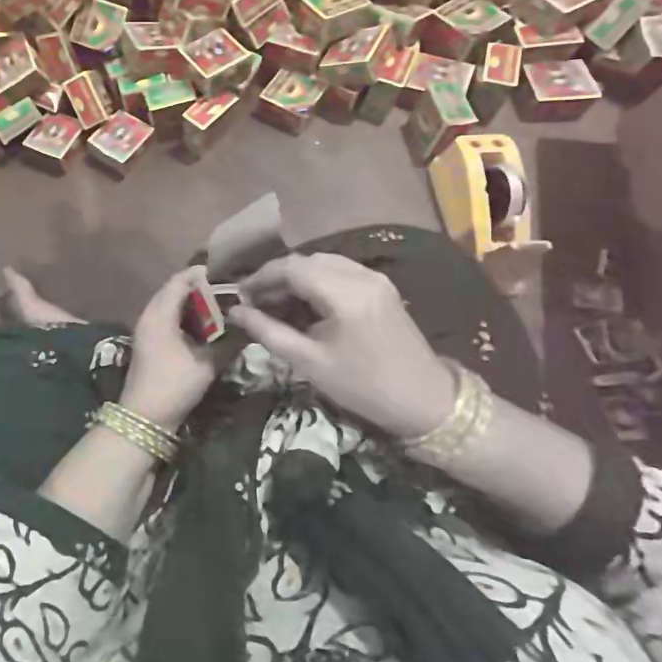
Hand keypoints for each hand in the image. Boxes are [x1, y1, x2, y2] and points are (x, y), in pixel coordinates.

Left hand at [120, 266, 219, 429]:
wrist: (144, 418)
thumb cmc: (173, 385)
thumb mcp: (207, 364)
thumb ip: (230, 342)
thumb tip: (252, 326)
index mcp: (160, 314)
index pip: (181, 280)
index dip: (203, 274)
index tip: (230, 273)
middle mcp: (150, 314)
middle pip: (175, 289)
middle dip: (200, 287)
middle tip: (230, 288)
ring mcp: (148, 328)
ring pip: (172, 304)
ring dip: (193, 302)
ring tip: (223, 303)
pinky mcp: (150, 341)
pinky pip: (169, 318)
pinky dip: (186, 315)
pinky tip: (208, 323)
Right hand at [230, 253, 454, 438]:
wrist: (425, 400)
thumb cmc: (363, 387)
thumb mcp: (310, 363)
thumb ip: (269, 332)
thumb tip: (236, 312)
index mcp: (344, 294)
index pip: (291, 268)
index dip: (260, 278)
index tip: (239, 296)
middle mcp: (361, 275)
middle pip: (306, 260)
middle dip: (276, 277)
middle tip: (253, 302)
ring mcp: (374, 278)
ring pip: (323, 262)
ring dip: (296, 277)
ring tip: (275, 303)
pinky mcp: (381, 286)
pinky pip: (340, 270)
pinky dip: (316, 280)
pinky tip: (304, 302)